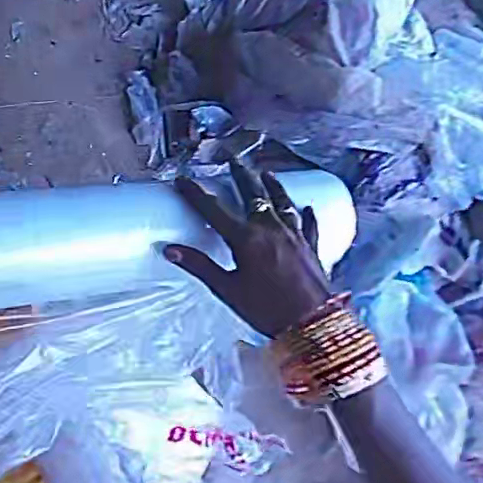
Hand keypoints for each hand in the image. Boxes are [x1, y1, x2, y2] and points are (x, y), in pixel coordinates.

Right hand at [163, 161, 332, 335]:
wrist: (313, 322)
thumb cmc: (266, 309)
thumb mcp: (227, 290)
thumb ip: (199, 266)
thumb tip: (169, 250)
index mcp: (246, 238)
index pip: (214, 209)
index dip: (196, 193)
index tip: (182, 180)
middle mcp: (270, 228)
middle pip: (252, 194)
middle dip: (240, 175)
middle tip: (231, 159)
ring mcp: (294, 234)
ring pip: (282, 202)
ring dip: (272, 186)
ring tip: (266, 173)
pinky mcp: (311, 245)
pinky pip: (307, 223)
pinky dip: (304, 213)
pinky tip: (306, 207)